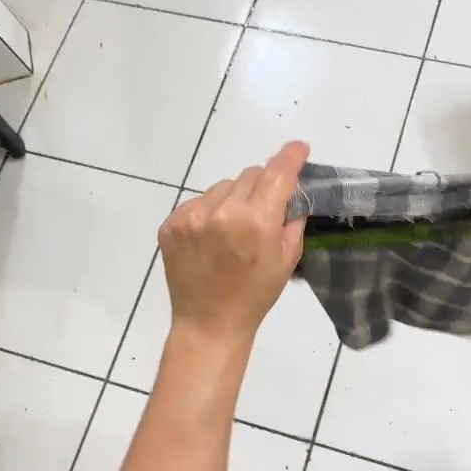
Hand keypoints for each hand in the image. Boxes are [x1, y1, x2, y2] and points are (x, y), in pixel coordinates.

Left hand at [158, 141, 310, 347]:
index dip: (290, 156)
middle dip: (262, 186)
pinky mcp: (171, 224)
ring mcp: (192, 216)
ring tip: (233, 229)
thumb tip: (292, 192)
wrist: (209, 323)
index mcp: (256, 221)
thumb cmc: (255, 295)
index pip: (277, 173)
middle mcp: (223, 211)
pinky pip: (198, 202)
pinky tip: (211, 238)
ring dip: (233, 199)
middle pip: (249, 175)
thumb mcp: (286, 258)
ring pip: (223, 187)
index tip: (299, 147)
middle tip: (264, 209)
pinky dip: (209, 212)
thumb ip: (291, 219)